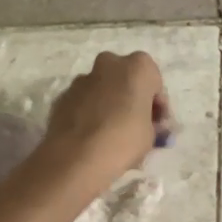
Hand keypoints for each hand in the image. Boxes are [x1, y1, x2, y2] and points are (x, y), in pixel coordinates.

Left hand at [41, 51, 167, 184]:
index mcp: (138, 67)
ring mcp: (82, 78)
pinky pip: (84, 101)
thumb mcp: (152, 135)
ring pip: (103, 88)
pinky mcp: (63, 95)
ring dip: (109, 104)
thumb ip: (153, 124)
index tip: (156, 125)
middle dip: (131, 98)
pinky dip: (90, 112)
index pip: (155, 83)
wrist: (76, 157)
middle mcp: (109, 64)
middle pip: (126, 78)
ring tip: (111, 133)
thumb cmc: (123, 140)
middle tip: (135, 124)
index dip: (157, 105)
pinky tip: (91, 135)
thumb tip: (148, 125)